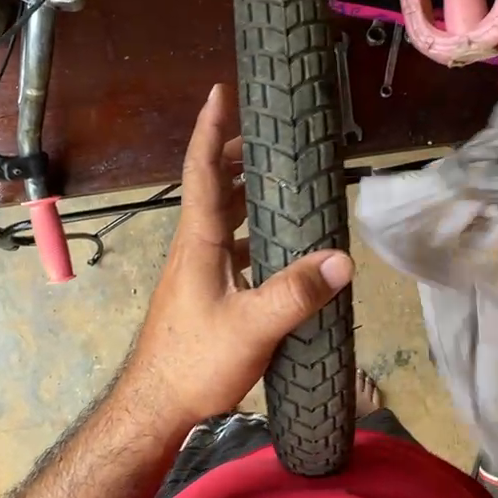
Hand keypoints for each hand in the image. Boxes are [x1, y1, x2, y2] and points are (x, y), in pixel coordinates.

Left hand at [121, 84, 353, 429]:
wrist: (156, 405)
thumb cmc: (194, 361)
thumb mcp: (252, 327)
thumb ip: (296, 293)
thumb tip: (342, 259)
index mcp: (199, 241)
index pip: (202, 171)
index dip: (210, 129)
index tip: (220, 92)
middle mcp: (194, 246)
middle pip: (212, 186)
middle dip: (234, 154)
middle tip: (267, 135)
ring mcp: (198, 269)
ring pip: (221, 216)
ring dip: (244, 192)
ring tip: (280, 180)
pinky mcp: (205, 291)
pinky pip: (231, 246)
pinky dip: (253, 232)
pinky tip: (281, 246)